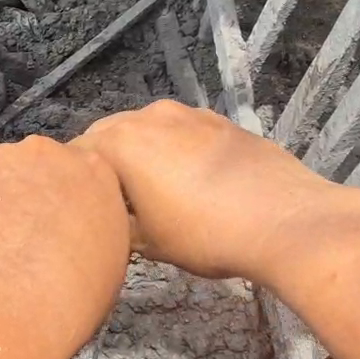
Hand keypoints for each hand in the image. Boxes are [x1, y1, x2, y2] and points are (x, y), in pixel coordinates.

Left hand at [0, 135, 130, 350]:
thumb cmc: (60, 301)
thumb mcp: (105, 271)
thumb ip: (89, 238)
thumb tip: (71, 246)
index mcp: (94, 176)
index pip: (87, 166)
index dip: (68, 198)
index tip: (56, 225)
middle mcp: (43, 156)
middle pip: (31, 168)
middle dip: (22, 201)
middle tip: (15, 248)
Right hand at [74, 101, 359, 284]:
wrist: (284, 220)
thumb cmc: (205, 235)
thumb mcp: (148, 244)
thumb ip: (117, 224)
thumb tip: (110, 218)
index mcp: (121, 141)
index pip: (78, 153)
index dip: (75, 183)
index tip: (80, 207)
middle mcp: (150, 116)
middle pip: (112, 134)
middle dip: (107, 163)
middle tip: (112, 202)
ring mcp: (190, 114)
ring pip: (150, 129)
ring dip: (142, 153)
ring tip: (151, 191)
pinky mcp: (222, 122)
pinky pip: (183, 132)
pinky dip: (175, 150)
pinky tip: (190, 181)